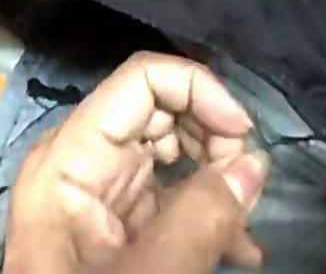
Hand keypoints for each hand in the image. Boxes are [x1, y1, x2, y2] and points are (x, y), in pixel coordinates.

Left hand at [5, 51, 271, 273]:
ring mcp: (98, 191)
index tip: (243, 133)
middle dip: (213, 136)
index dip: (199, 89)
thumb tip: (255, 162)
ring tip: (247, 223)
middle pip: (161, 107)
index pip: (142, 79)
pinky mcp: (115, 223)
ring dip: (217, 174)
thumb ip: (201, 220)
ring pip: (172, 146)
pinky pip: (168, 190)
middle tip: (247, 183)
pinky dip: (205, 208)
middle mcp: (81, 160)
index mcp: (70, 159)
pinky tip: (239, 246)